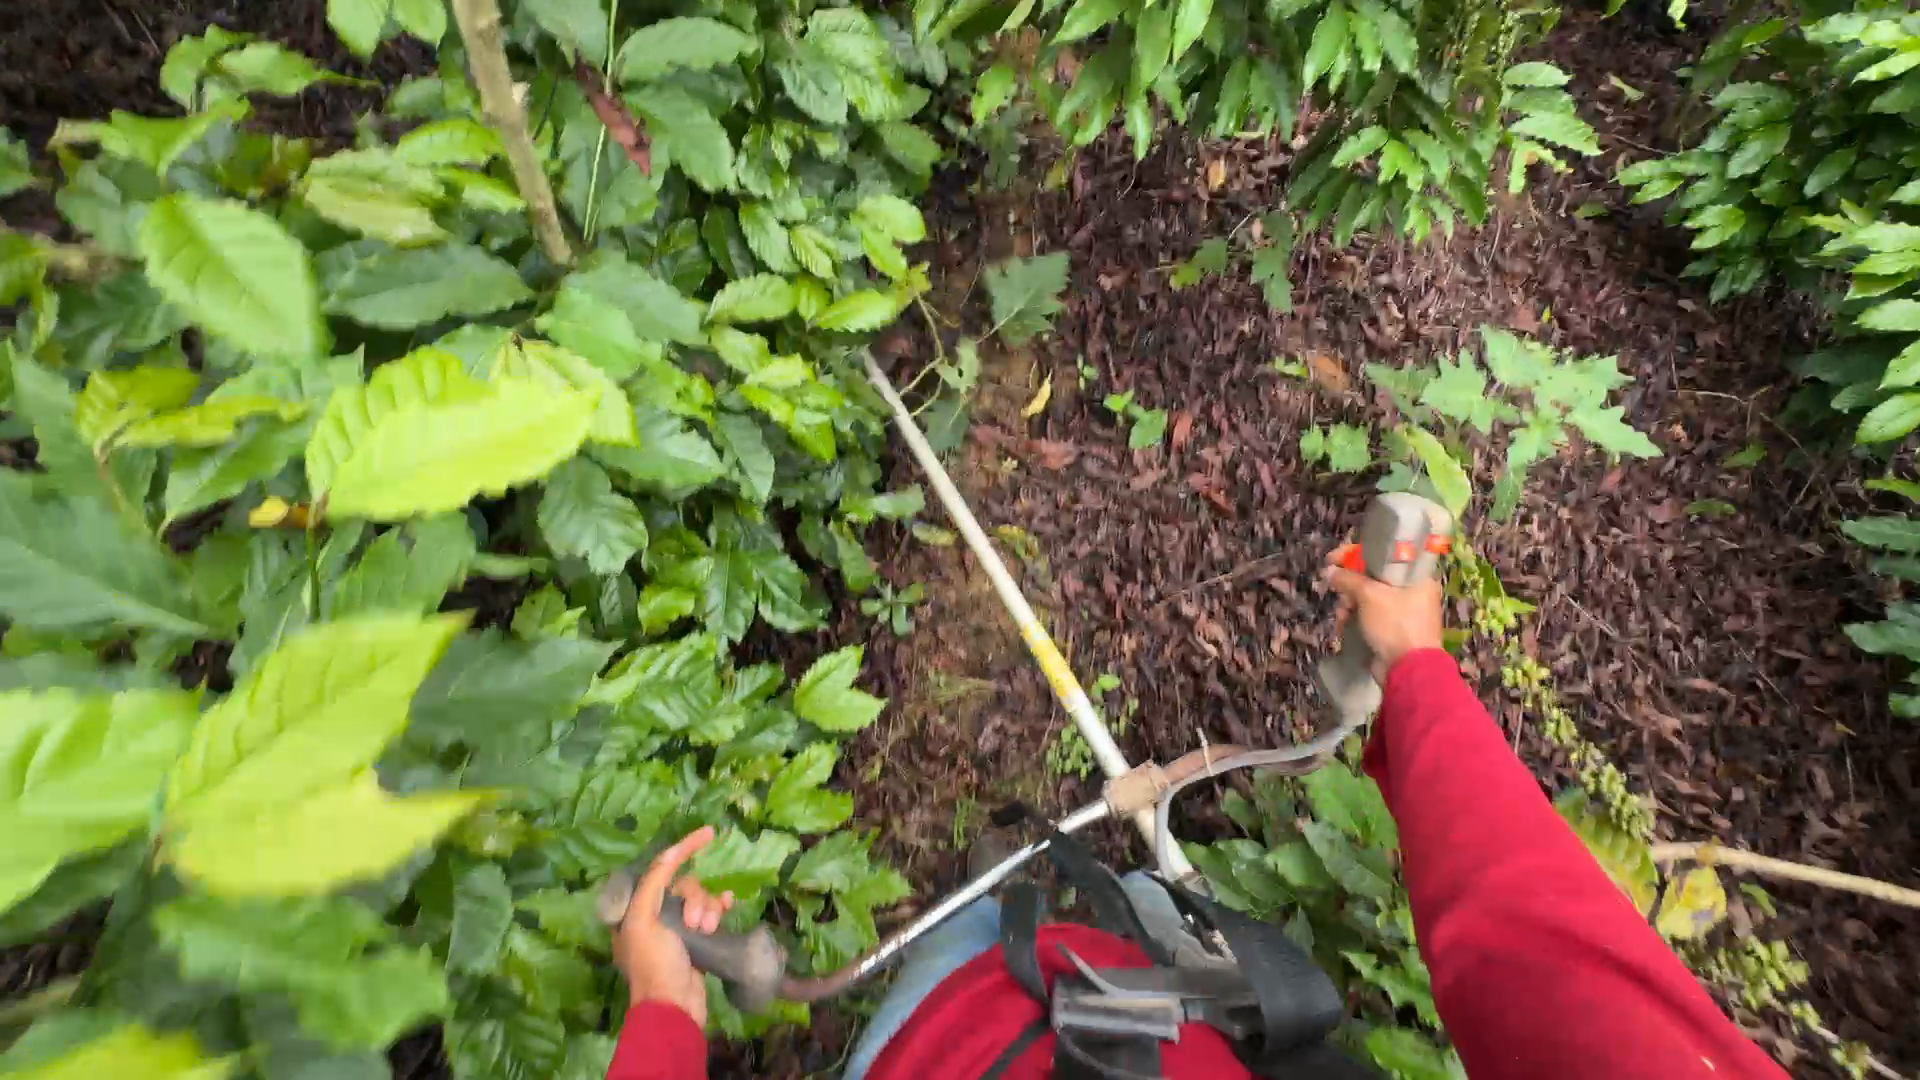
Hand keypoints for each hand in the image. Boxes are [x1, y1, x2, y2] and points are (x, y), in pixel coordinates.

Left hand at [612, 826, 735, 1025]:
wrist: (675, 1007)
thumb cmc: (655, 963)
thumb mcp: (644, 920)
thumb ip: (655, 881)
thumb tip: (674, 849)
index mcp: (634, 910)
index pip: (659, 868)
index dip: (682, 849)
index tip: (708, 833)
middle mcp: (653, 915)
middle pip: (683, 884)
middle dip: (695, 897)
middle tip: (696, 921)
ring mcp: (676, 928)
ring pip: (699, 898)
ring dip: (708, 907)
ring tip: (708, 928)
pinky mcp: (696, 938)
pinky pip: (711, 911)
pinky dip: (720, 906)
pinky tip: (729, 905)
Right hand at [1324, 546, 1444, 682]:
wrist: (1408, 669)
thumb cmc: (1395, 624)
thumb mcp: (1370, 595)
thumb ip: (1348, 579)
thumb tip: (1330, 571)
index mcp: (1416, 577)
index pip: (1383, 555)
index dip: (1355, 554)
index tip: (1332, 559)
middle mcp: (1411, 591)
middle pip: (1371, 577)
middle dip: (1349, 585)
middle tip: (1336, 590)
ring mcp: (1402, 611)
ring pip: (1366, 597)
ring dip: (1349, 604)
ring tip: (1343, 614)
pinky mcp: (1391, 628)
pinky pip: (1368, 614)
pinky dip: (1355, 617)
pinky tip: (1346, 625)